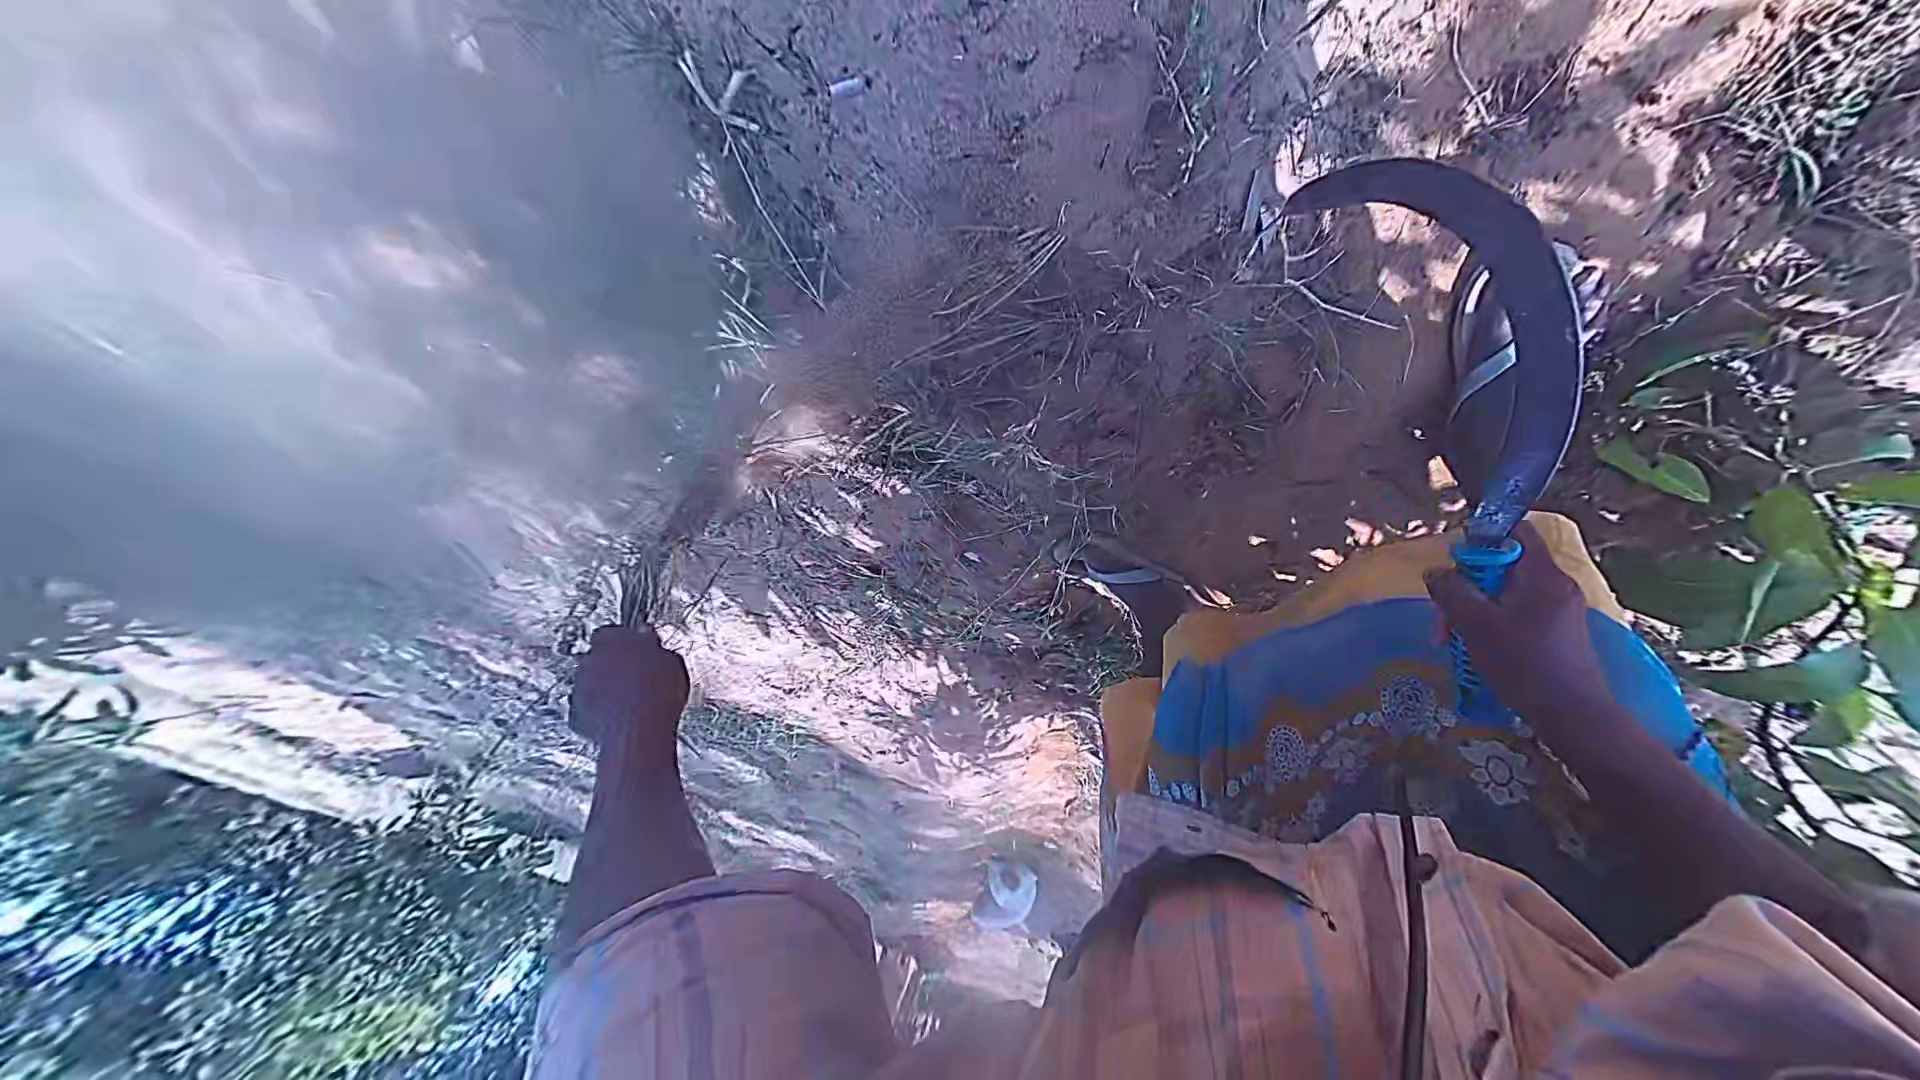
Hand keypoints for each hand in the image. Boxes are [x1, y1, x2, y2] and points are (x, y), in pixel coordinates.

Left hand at [569, 626, 689, 759]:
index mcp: (613, 640)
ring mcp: (580, 687)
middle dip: (613, 665)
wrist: (639, 733)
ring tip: (631, 699)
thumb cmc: (657, 695)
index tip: (635, 648)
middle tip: (636, 675)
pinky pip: (587, 707)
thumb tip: (653, 645)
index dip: (622, 641)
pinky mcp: (576, 713)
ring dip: (606, 687)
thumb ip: (656, 649)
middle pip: (599, 657)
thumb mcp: (672, 663)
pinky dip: (600, 710)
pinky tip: (622, 715)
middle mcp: (590, 660)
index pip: (610, 631)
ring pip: (591, 682)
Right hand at [1422, 523, 1613, 723]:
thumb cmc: (1522, 663)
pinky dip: (1488, 622)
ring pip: (1503, 593)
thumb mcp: (1474, 624)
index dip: (1482, 535)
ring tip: (1451, 635)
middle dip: (1466, 584)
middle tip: (1444, 610)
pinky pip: (1513, 612)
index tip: (1454, 558)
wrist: (1570, 714)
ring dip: (1471, 608)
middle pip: (1503, 566)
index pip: (1517, 531)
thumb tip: (1434, 571)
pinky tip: (1472, 645)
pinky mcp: (1555, 631)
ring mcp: (1557, 610)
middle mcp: (1555, 586)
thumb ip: (1451, 591)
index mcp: (1543, 576)